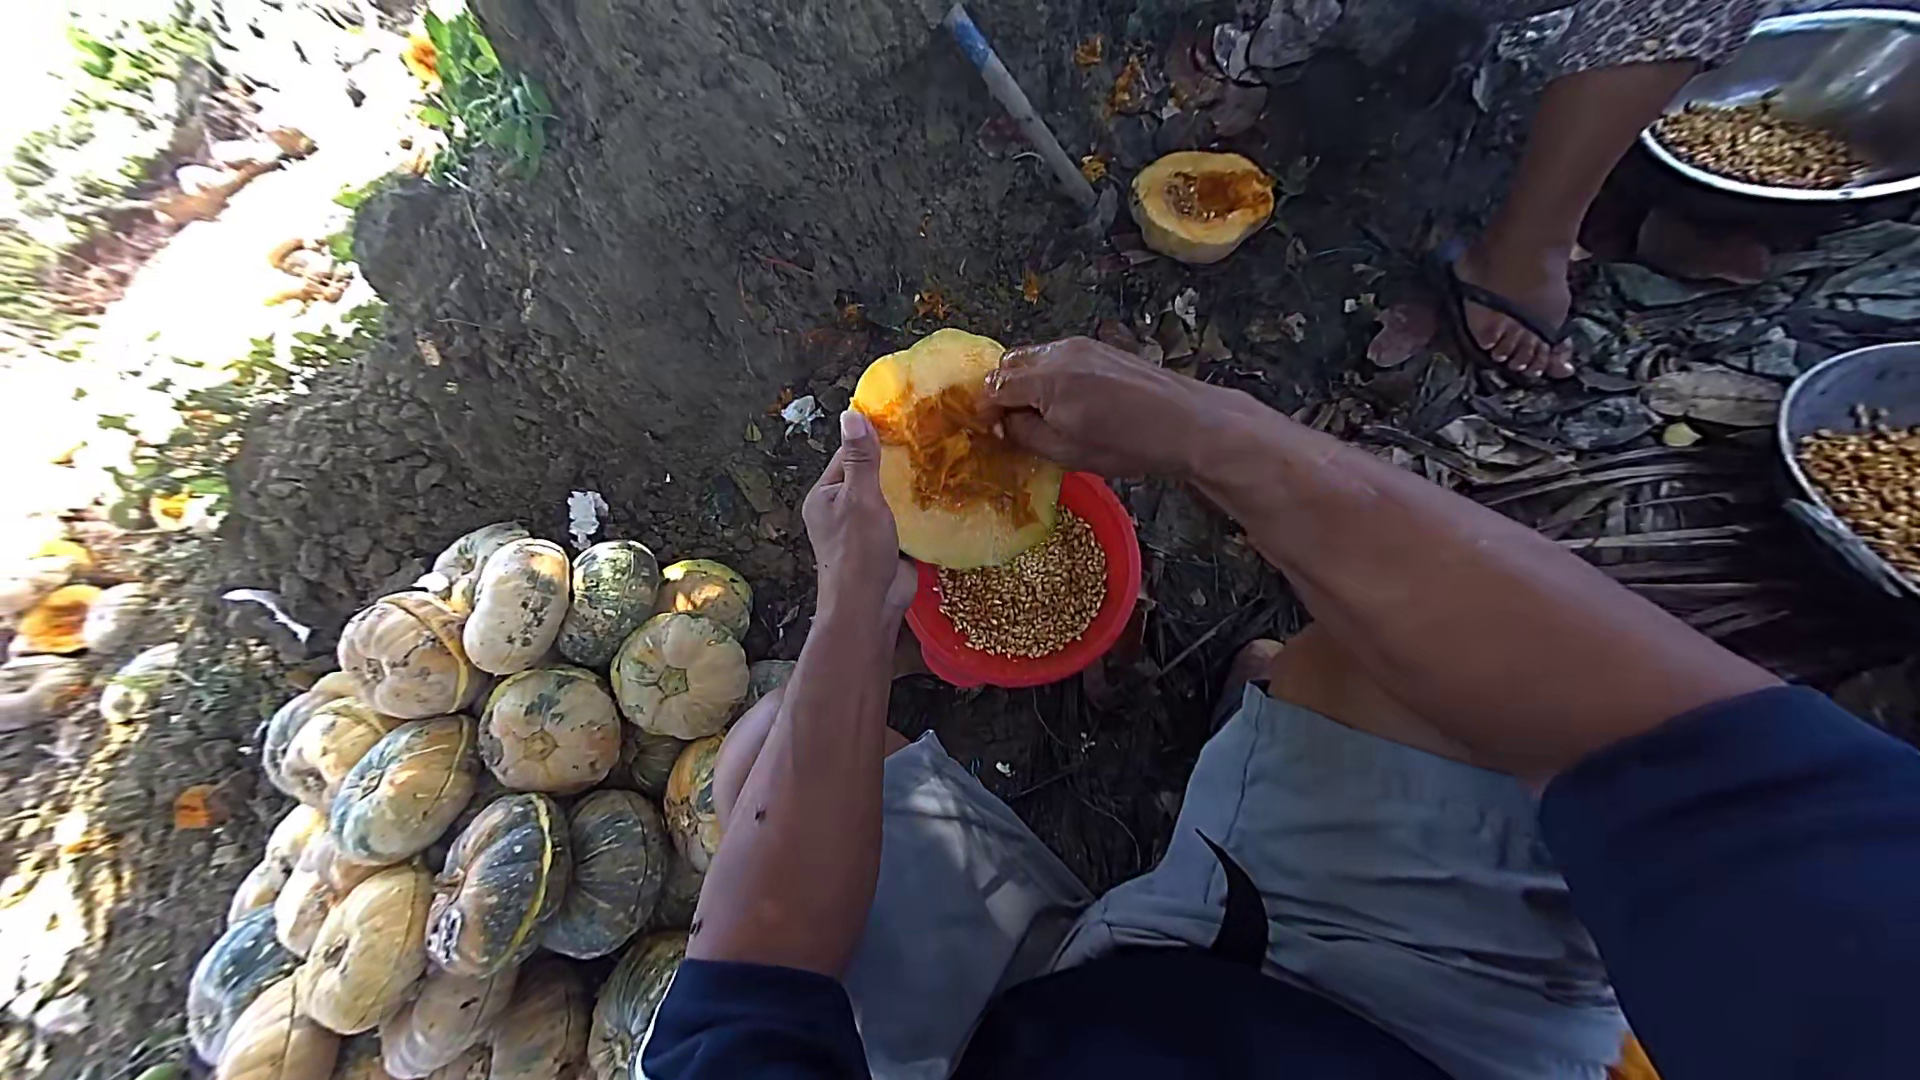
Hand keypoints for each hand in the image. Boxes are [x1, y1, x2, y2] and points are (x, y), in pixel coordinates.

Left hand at [804, 410, 917, 623]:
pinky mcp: (885, 544)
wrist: (870, 605)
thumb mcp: (859, 497)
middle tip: (928, 440)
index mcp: (825, 495)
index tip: (902, 421)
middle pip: (870, 476)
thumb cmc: (858, 551)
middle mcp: (841, 510)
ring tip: (938, 463)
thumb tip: (851, 414)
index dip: (872, 439)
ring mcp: (863, 529)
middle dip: (895, 463)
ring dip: (908, 487)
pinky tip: (939, 495)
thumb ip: (860, 458)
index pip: (847, 456)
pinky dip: (917, 509)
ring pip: (888, 497)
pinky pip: (901, 518)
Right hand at [986, 337, 1222, 478]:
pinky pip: (1055, 356)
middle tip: (1007, 421)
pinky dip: (1045, 374)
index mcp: (1046, 380)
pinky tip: (1062, 399)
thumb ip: (1024, 433)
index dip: (984, 408)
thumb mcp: (1065, 451)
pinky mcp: (1098, 348)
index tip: (988, 429)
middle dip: (1001, 391)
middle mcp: (1058, 353)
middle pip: (1009, 364)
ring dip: (1023, 381)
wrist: (1185, 423)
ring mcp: (1080, 346)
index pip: (995, 386)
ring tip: (1036, 413)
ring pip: (1032, 357)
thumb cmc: (1125, 444)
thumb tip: (1004, 422)